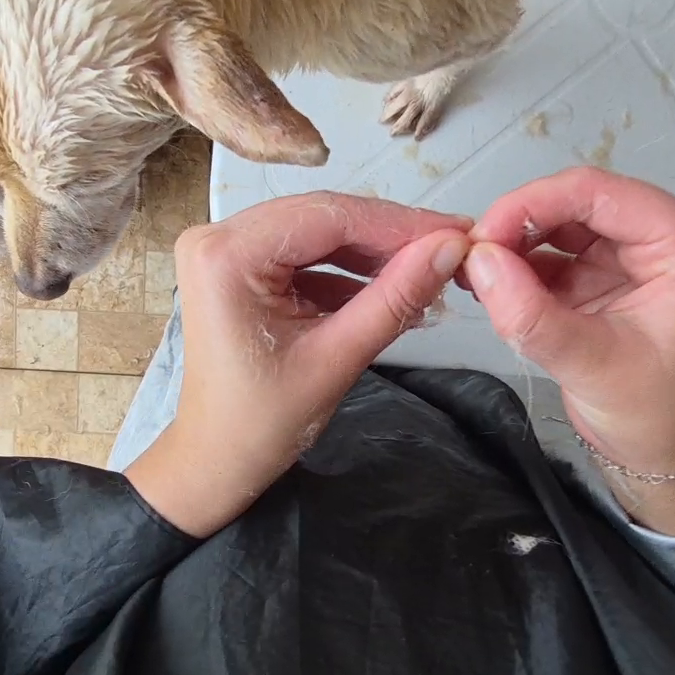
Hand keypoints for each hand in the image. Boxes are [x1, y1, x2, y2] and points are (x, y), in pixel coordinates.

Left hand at [126, 193, 470, 536]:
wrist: (219, 458)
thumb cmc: (261, 423)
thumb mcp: (337, 357)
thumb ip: (395, 298)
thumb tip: (450, 248)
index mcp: (227, 256)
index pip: (329, 216)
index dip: (399, 224)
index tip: (457, 232)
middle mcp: (217, 238)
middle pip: (323, 218)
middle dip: (389, 237)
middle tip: (451, 249)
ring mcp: (225, 250)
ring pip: (318, 234)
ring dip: (372, 253)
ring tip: (428, 271)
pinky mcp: (239, 267)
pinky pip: (304, 255)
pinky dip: (347, 271)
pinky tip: (389, 288)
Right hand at [464, 168, 674, 536]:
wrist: (659, 454)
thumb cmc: (649, 414)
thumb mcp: (588, 364)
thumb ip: (530, 314)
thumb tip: (477, 261)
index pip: (600, 194)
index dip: (532, 204)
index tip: (481, 237)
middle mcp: (665, 234)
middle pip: (576, 202)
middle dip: (518, 226)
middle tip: (471, 259)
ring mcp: (632, 252)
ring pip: (558, 223)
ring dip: (513, 246)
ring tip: (475, 275)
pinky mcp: (604, 272)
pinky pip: (552, 252)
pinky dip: (517, 266)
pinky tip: (490, 286)